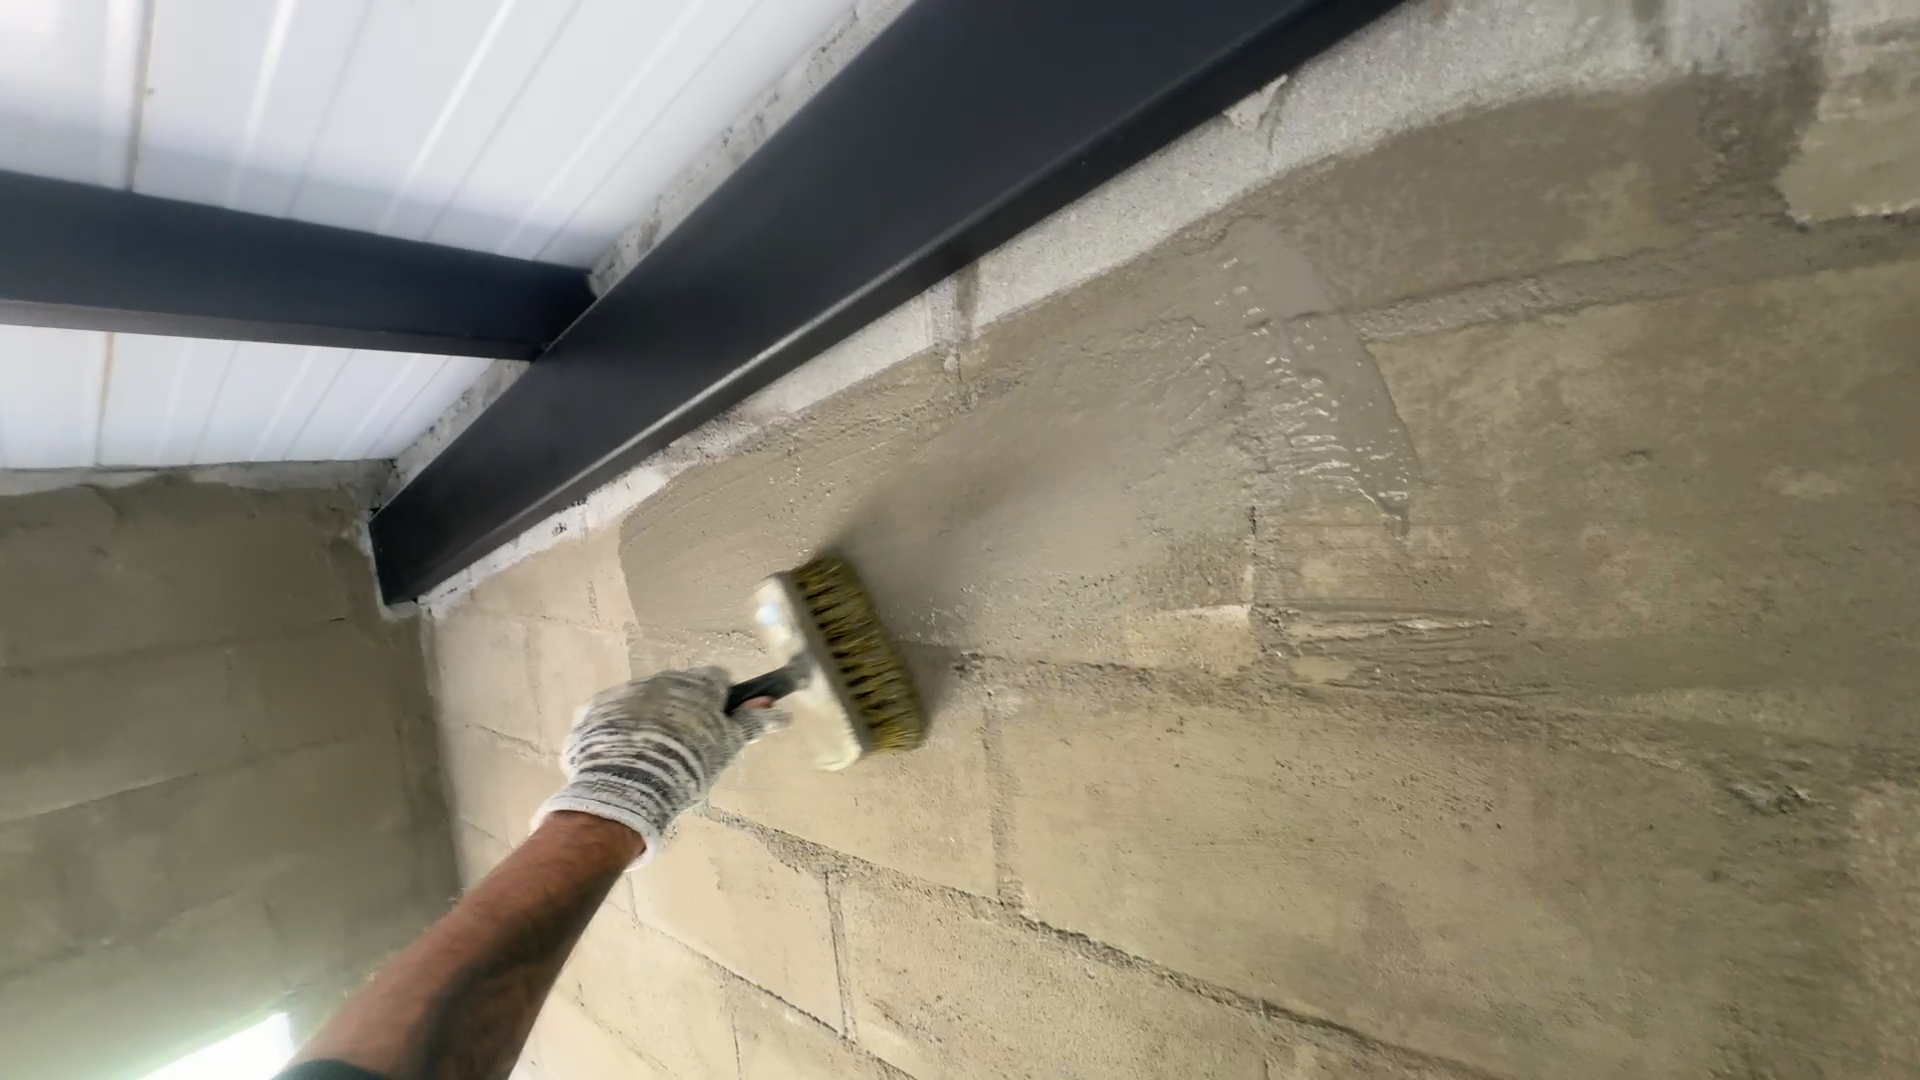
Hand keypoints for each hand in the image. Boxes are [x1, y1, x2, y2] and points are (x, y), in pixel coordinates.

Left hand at [533, 667, 784, 863]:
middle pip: (682, 688)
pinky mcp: (594, 709)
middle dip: (685, 708)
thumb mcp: (727, 747)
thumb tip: (782, 711)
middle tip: (685, 745)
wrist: (624, 789)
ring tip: (651, 754)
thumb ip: (753, 723)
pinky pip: (613, 714)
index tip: (717, 727)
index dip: (721, 702)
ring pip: (647, 699)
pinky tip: (622, 755)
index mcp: (699, 684)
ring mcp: (626, 691)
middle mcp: (663, 678)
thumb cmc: (687, 765)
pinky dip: (620, 729)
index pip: (719, 680)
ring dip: (653, 717)